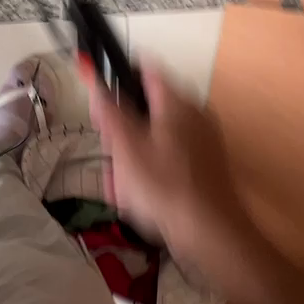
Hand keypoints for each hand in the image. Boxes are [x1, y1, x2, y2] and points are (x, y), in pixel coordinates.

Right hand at [86, 62, 249, 262]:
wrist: (211, 234)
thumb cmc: (164, 186)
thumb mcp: (125, 146)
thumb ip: (107, 110)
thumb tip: (92, 73)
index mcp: (176, 100)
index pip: (143, 69)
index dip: (117, 78)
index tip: (100, 102)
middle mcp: (193, 113)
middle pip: (145, 108)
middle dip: (121, 132)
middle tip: (111, 156)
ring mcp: (202, 140)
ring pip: (153, 137)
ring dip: (132, 158)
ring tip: (125, 186)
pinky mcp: (205, 166)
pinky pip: (168, 158)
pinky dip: (151, 172)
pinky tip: (143, 198)